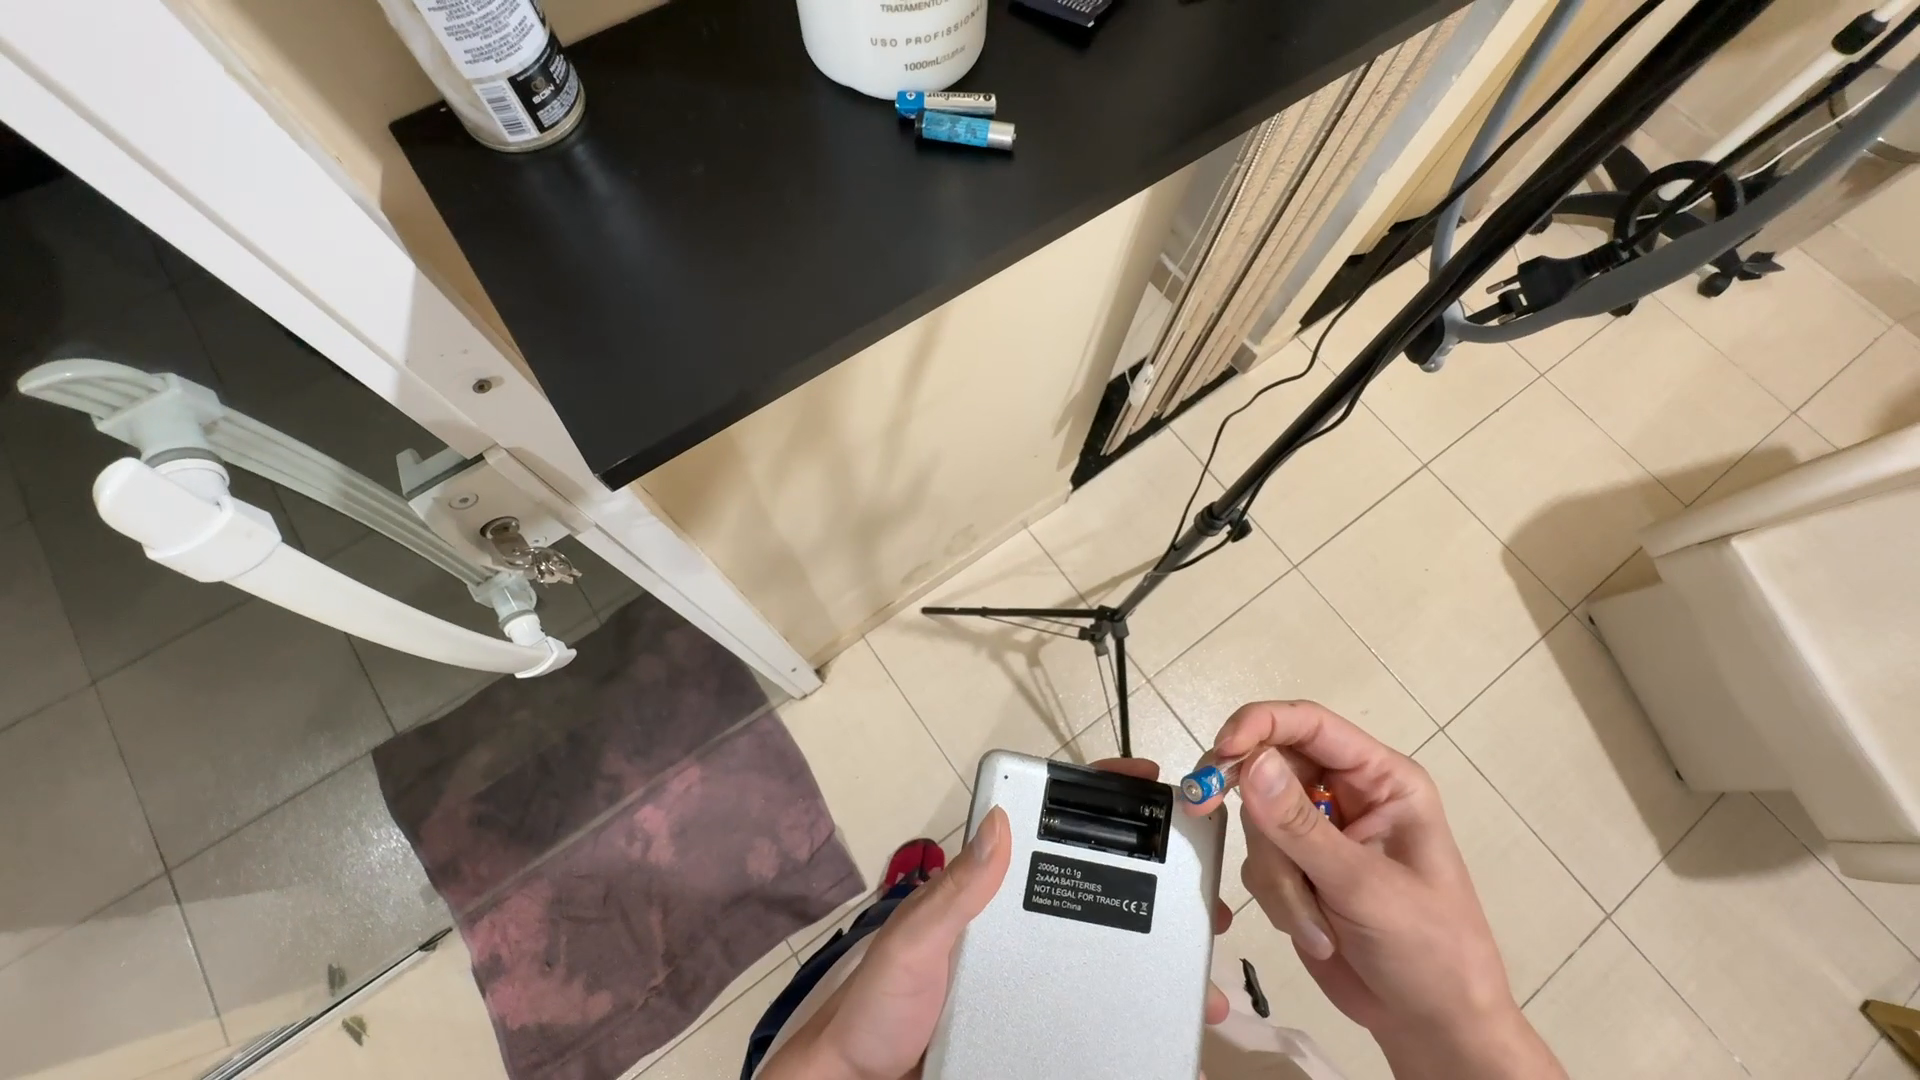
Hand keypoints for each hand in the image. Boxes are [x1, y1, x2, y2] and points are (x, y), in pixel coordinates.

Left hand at [763, 758, 1232, 1079]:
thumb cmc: (881, 1002)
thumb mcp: (916, 941)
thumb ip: (956, 890)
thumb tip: (1000, 820)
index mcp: (989, 886)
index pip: (1046, 825)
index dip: (1096, 800)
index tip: (1148, 787)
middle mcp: (1019, 917)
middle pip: (1094, 880)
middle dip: (1154, 880)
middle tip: (1203, 898)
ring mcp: (1032, 967)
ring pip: (1107, 941)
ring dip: (1158, 947)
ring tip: (1202, 970)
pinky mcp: (1040, 1014)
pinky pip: (1096, 999)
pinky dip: (1136, 1002)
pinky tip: (1170, 1017)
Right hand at [1187, 702, 1565, 1079]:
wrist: (1432, 1027)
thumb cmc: (1430, 951)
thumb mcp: (1365, 886)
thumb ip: (1301, 827)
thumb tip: (1249, 763)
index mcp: (1379, 779)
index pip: (1308, 724)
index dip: (1259, 725)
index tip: (1221, 752)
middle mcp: (1343, 793)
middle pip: (1268, 766)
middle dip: (1247, 801)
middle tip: (1201, 807)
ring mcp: (1316, 831)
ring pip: (1256, 819)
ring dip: (1276, 874)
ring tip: (1317, 922)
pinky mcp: (1294, 866)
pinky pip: (1256, 859)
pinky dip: (1276, 897)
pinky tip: (1314, 928)